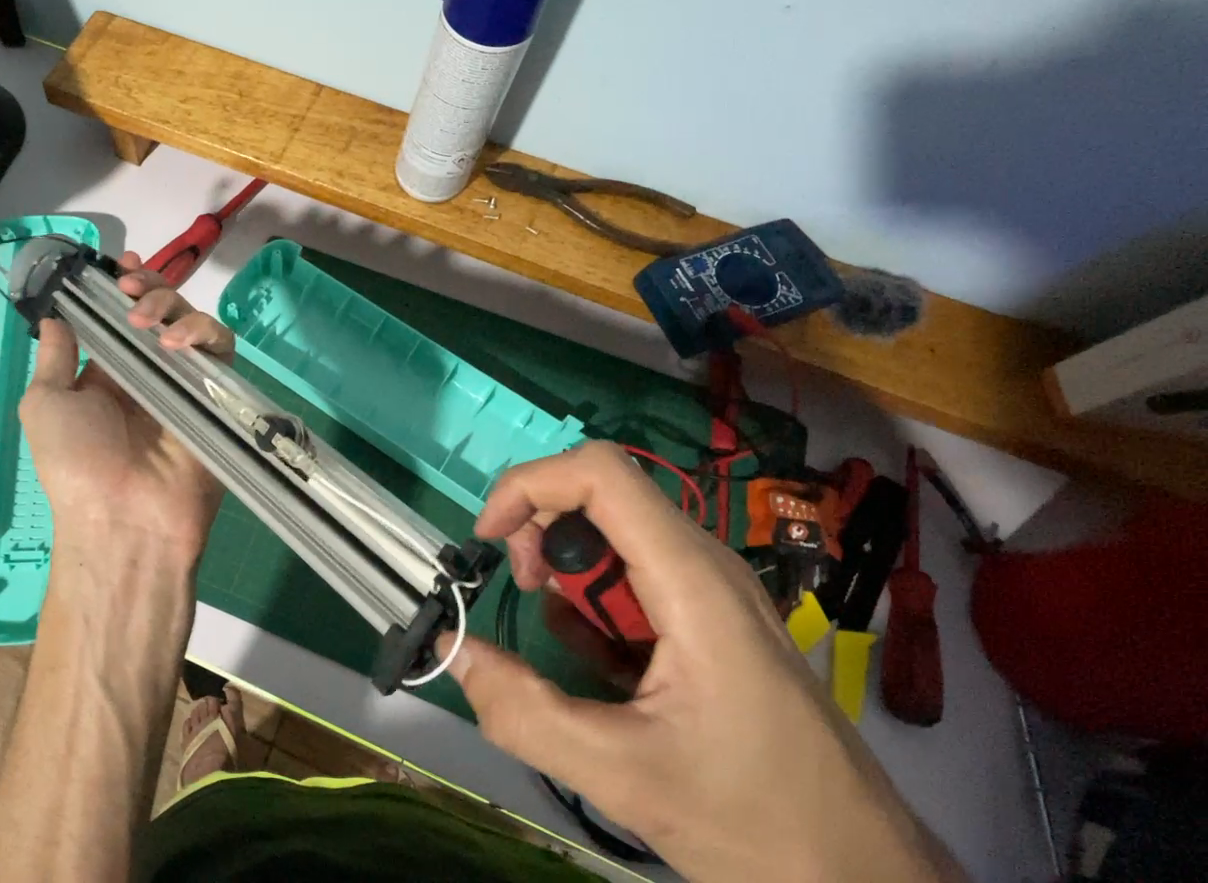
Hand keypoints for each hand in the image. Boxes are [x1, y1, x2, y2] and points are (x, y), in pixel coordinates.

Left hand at [19, 252, 234, 572]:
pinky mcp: (217, 396)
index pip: (121, 319)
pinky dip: (203, 334)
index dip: (123, 290)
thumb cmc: (75, 464)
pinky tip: (177, 341)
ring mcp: (184, 384)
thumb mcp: (45, 405)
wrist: (124, 522)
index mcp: (107, 376)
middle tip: (131, 289)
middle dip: (148, 290)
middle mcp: (148, 374)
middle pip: (160, 313)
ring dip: (172, 307)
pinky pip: (220, 351)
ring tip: (147, 319)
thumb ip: (54, 356)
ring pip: (193, 324)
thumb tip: (54, 316)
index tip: (119, 268)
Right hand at [449, 442, 963, 882]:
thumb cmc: (755, 820)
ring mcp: (714, 591)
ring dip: (571, 574)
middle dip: (543, 532)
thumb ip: (523, 711)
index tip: (489, 540)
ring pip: (617, 537)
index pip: (600, 472)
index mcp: (691, 581)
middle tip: (527, 596)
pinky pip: (638, 577)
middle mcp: (705, 565)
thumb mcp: (621, 775)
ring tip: (570, 646)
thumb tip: (451, 649)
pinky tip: (605, 667)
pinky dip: (600, 605)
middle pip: (603, 495)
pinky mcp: (713, 620)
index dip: (529, 485)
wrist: (862, 876)